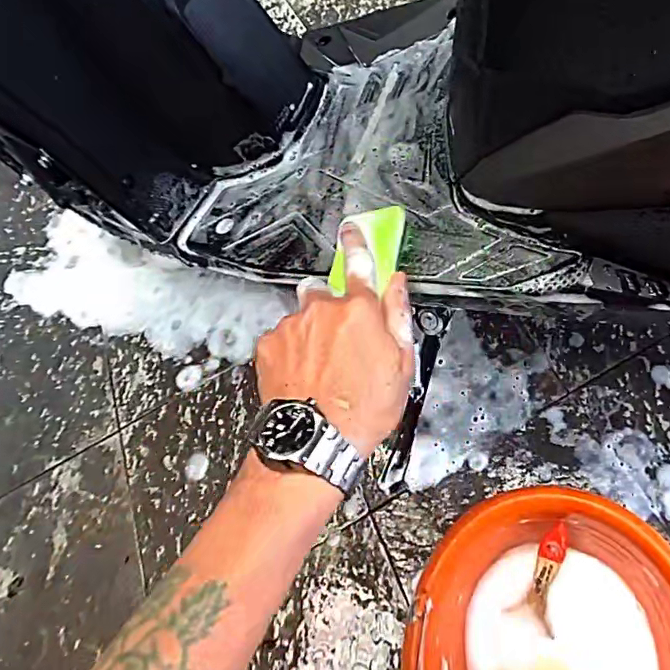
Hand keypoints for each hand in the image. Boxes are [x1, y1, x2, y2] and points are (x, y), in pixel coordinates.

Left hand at [254, 223, 414, 456]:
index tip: (352, 229)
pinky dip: (292, 349)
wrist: (315, 440)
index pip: (360, 262)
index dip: (358, 242)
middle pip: (326, 293)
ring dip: (312, 331)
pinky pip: (283, 335)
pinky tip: (304, 375)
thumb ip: (398, 316)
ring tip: (322, 367)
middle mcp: (322, 310)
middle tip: (344, 343)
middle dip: (333, 309)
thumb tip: (397, 286)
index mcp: (359, 310)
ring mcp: (292, 326)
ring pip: (303, 316)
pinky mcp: (269, 343)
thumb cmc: (362, 410)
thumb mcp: (401, 365)